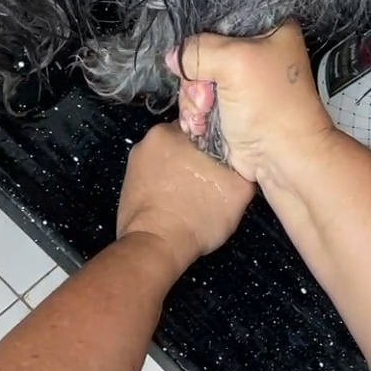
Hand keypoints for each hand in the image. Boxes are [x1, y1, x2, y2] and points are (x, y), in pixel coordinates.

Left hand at [116, 124, 257, 272]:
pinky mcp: (128, 180)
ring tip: (189, 192)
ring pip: (167, 158)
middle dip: (195, 155)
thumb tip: (242, 158)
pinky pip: (152, 175)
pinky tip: (172, 200)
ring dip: (177, 170)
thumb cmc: (197, 217)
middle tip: (207, 179)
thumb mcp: (238, 192)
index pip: (204, 125)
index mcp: (176, 131)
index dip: (216, 142)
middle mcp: (152, 138)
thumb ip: (242, 165)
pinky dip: (162, 183)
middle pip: (183, 141)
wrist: (156, 246)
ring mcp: (136, 159)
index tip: (222, 159)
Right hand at [169, 22, 340, 184]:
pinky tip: (201, 125)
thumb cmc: (271, 107)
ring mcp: (238, 85)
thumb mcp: (234, 62)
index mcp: (267, 30)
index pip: (221, 18)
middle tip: (208, 96)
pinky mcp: (228, 110)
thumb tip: (173, 57)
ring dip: (193, 101)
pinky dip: (195, 115)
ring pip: (196, 81)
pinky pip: (198, 104)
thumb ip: (198, 51)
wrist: (281, 158)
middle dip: (197, 79)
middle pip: (202, 54)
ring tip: (205, 115)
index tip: (202, 58)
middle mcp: (253, 55)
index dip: (204, 37)